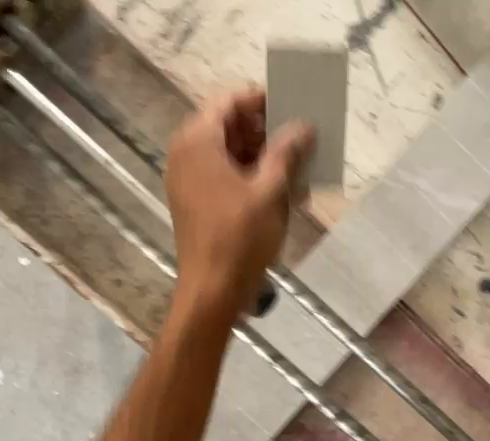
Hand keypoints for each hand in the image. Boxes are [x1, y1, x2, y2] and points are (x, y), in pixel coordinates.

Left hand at [164, 88, 312, 314]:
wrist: (212, 292)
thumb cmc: (240, 238)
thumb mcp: (270, 191)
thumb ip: (286, 152)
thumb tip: (304, 126)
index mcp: (197, 141)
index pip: (228, 100)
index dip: (261, 99)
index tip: (291, 107)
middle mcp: (185, 155)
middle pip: (227, 126)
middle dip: (264, 131)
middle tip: (297, 139)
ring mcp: (187, 182)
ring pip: (227, 155)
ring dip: (261, 158)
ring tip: (296, 169)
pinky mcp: (194, 206)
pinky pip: (223, 179)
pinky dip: (248, 180)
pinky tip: (280, 193)